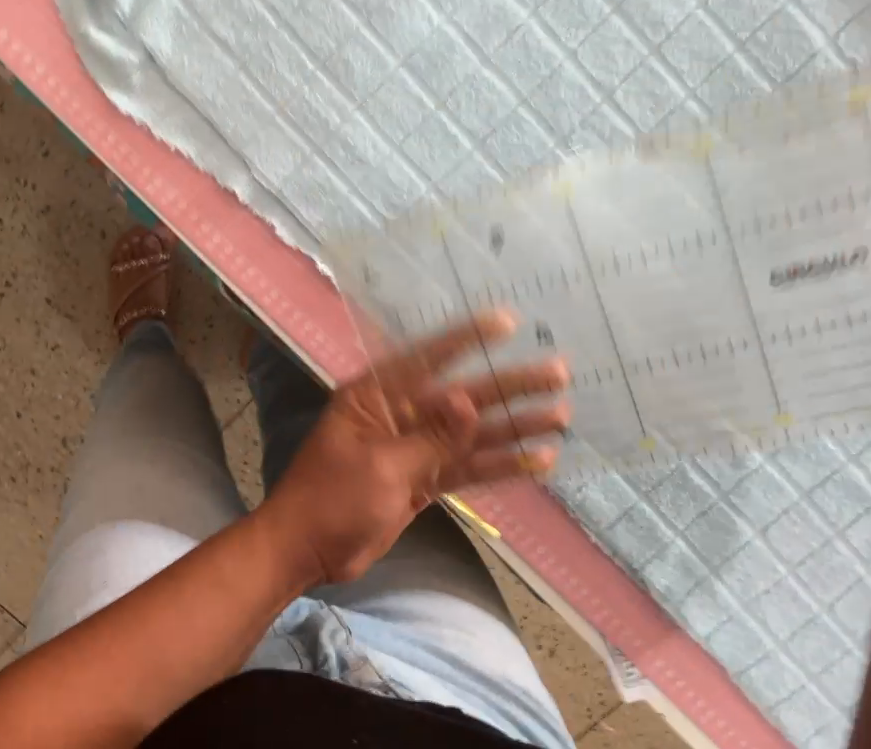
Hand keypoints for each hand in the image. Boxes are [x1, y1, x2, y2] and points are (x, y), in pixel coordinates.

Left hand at [253, 310, 570, 586]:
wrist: (308, 548)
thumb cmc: (333, 497)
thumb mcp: (382, 465)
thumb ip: (431, 437)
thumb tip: (468, 399)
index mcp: (373, 397)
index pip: (425, 359)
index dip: (465, 339)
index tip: (506, 323)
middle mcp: (396, 415)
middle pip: (459, 396)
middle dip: (507, 386)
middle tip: (559, 373)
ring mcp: (411, 449)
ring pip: (469, 433)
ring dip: (513, 426)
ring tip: (562, 416)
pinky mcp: (421, 481)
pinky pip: (465, 468)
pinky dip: (498, 465)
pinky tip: (538, 460)